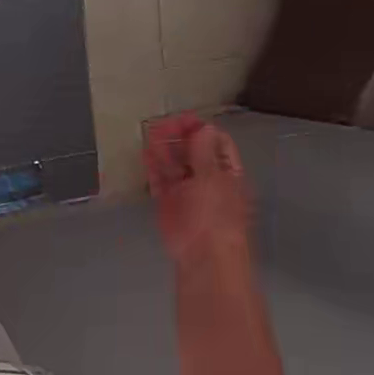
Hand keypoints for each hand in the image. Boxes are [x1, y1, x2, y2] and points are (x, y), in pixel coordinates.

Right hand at [142, 112, 252, 265]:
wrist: (203, 255)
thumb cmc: (215, 215)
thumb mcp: (213, 178)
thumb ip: (204, 153)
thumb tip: (203, 128)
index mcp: (227, 173)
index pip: (216, 144)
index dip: (200, 129)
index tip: (182, 120)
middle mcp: (208, 180)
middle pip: (193, 152)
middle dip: (179, 137)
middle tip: (161, 125)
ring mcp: (187, 192)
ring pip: (175, 164)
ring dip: (164, 149)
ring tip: (150, 133)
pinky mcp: (168, 203)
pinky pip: (160, 180)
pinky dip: (154, 166)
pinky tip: (146, 152)